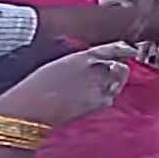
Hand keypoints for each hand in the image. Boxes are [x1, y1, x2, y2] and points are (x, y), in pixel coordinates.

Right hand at [0, 43, 131, 126]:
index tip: (131, 51)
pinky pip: (110, 97)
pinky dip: (106, 98)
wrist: (27, 108)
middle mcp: (97, 67)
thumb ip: (80, 61)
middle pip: (121, 66)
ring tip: (101, 88)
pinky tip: (94, 100)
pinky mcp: (100, 101)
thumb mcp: (58, 65)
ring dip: (114, 83)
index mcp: (84, 56)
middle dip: (119, 69)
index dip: (124, 50)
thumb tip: (93, 62)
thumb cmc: (34, 86)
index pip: (114, 49)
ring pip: (118, 82)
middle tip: (113, 74)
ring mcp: (101, 84)